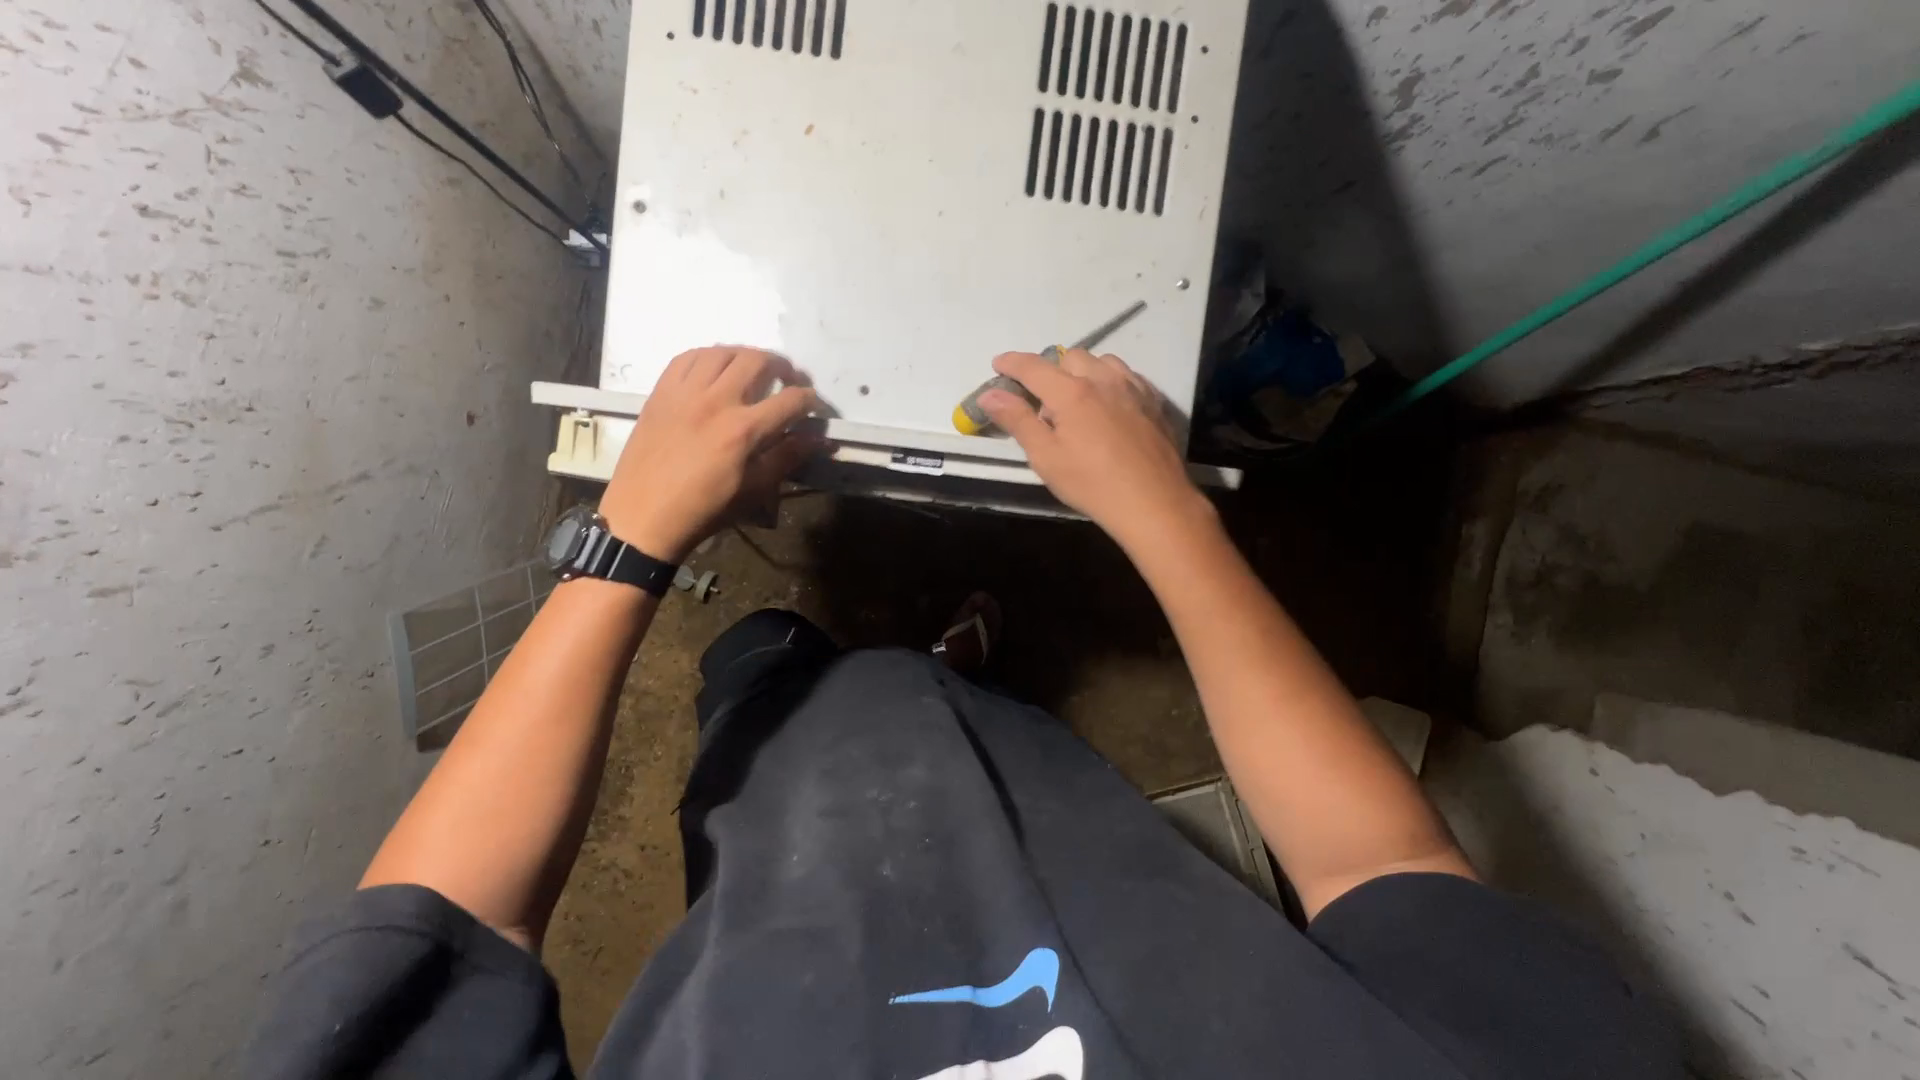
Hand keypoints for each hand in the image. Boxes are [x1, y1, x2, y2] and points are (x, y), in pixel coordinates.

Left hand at [601, 346, 819, 561]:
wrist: (643, 517)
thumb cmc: (704, 510)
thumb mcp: (753, 490)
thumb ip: (787, 457)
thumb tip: (819, 438)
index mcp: (743, 430)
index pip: (790, 400)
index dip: (811, 399)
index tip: (815, 405)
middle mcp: (716, 401)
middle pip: (757, 361)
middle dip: (782, 366)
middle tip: (787, 379)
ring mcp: (684, 392)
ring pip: (722, 352)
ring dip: (745, 356)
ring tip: (753, 369)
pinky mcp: (660, 392)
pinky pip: (686, 357)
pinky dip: (707, 357)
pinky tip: (715, 369)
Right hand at [978, 349, 1206, 542]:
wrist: (1153, 502)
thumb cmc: (1092, 484)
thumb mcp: (1045, 457)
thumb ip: (1017, 420)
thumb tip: (989, 394)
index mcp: (1071, 392)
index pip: (1033, 366)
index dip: (1011, 363)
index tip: (998, 365)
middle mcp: (1103, 380)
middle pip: (1070, 357)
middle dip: (1051, 370)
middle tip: (1042, 402)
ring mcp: (1133, 388)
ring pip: (1102, 362)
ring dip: (1083, 372)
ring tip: (1077, 401)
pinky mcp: (1154, 401)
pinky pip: (1127, 377)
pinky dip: (1110, 382)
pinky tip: (1108, 406)